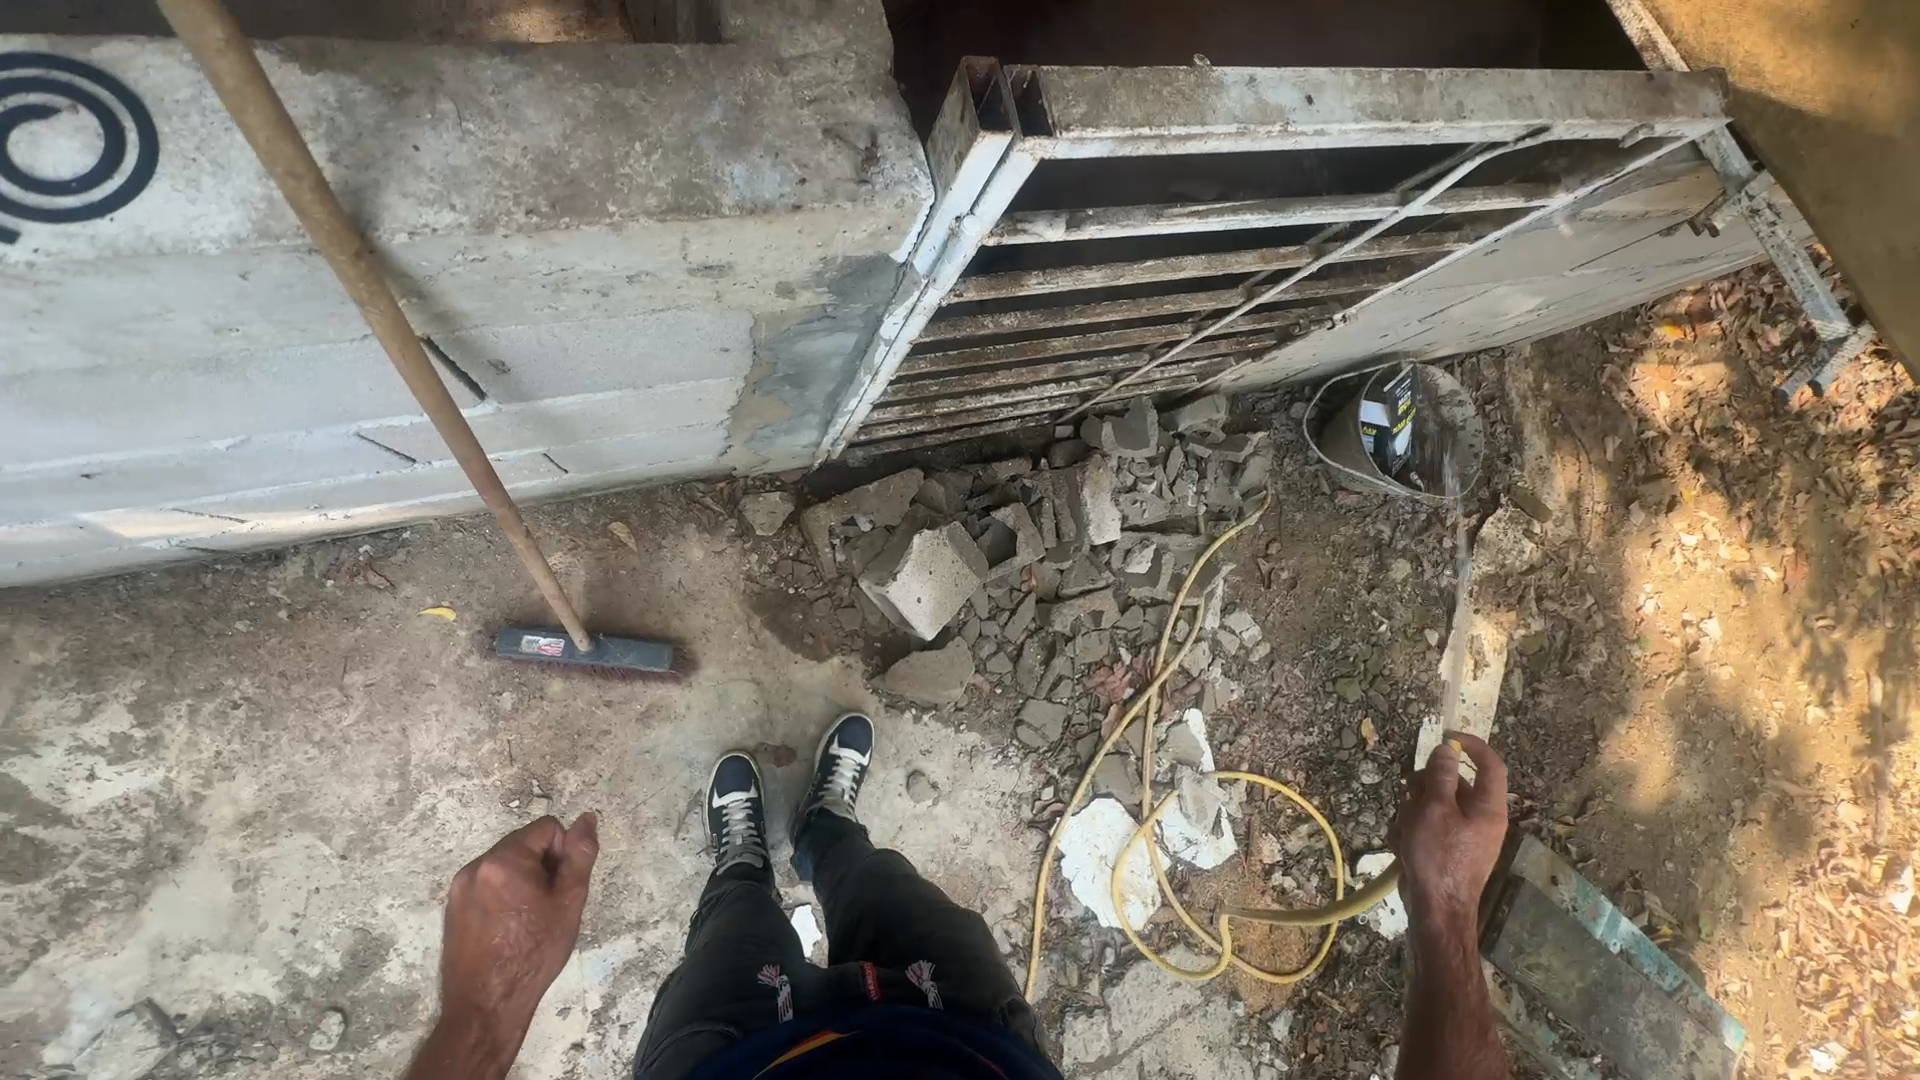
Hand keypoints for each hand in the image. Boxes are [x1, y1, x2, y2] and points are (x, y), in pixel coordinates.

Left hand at [433, 815, 599, 1064]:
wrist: (486, 1007)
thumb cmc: (534, 953)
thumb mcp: (569, 901)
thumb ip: (580, 855)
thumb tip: (587, 818)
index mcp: (504, 861)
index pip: (547, 828)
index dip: (563, 852)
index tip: (561, 886)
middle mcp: (475, 867)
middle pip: (524, 843)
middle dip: (543, 864)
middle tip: (549, 903)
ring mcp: (459, 888)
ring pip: (506, 862)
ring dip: (524, 878)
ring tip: (530, 916)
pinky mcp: (452, 906)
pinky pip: (488, 881)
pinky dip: (504, 892)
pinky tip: (510, 924)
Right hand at [1390, 733, 1507, 942]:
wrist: (1436, 908)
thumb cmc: (1439, 856)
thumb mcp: (1435, 809)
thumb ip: (1440, 776)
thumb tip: (1446, 750)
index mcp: (1488, 807)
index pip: (1491, 765)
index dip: (1472, 746)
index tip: (1445, 737)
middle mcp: (1480, 818)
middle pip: (1452, 783)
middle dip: (1425, 786)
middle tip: (1408, 794)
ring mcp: (1463, 834)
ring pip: (1434, 803)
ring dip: (1413, 809)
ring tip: (1405, 829)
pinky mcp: (1447, 847)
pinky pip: (1427, 824)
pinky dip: (1412, 828)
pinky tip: (1404, 842)